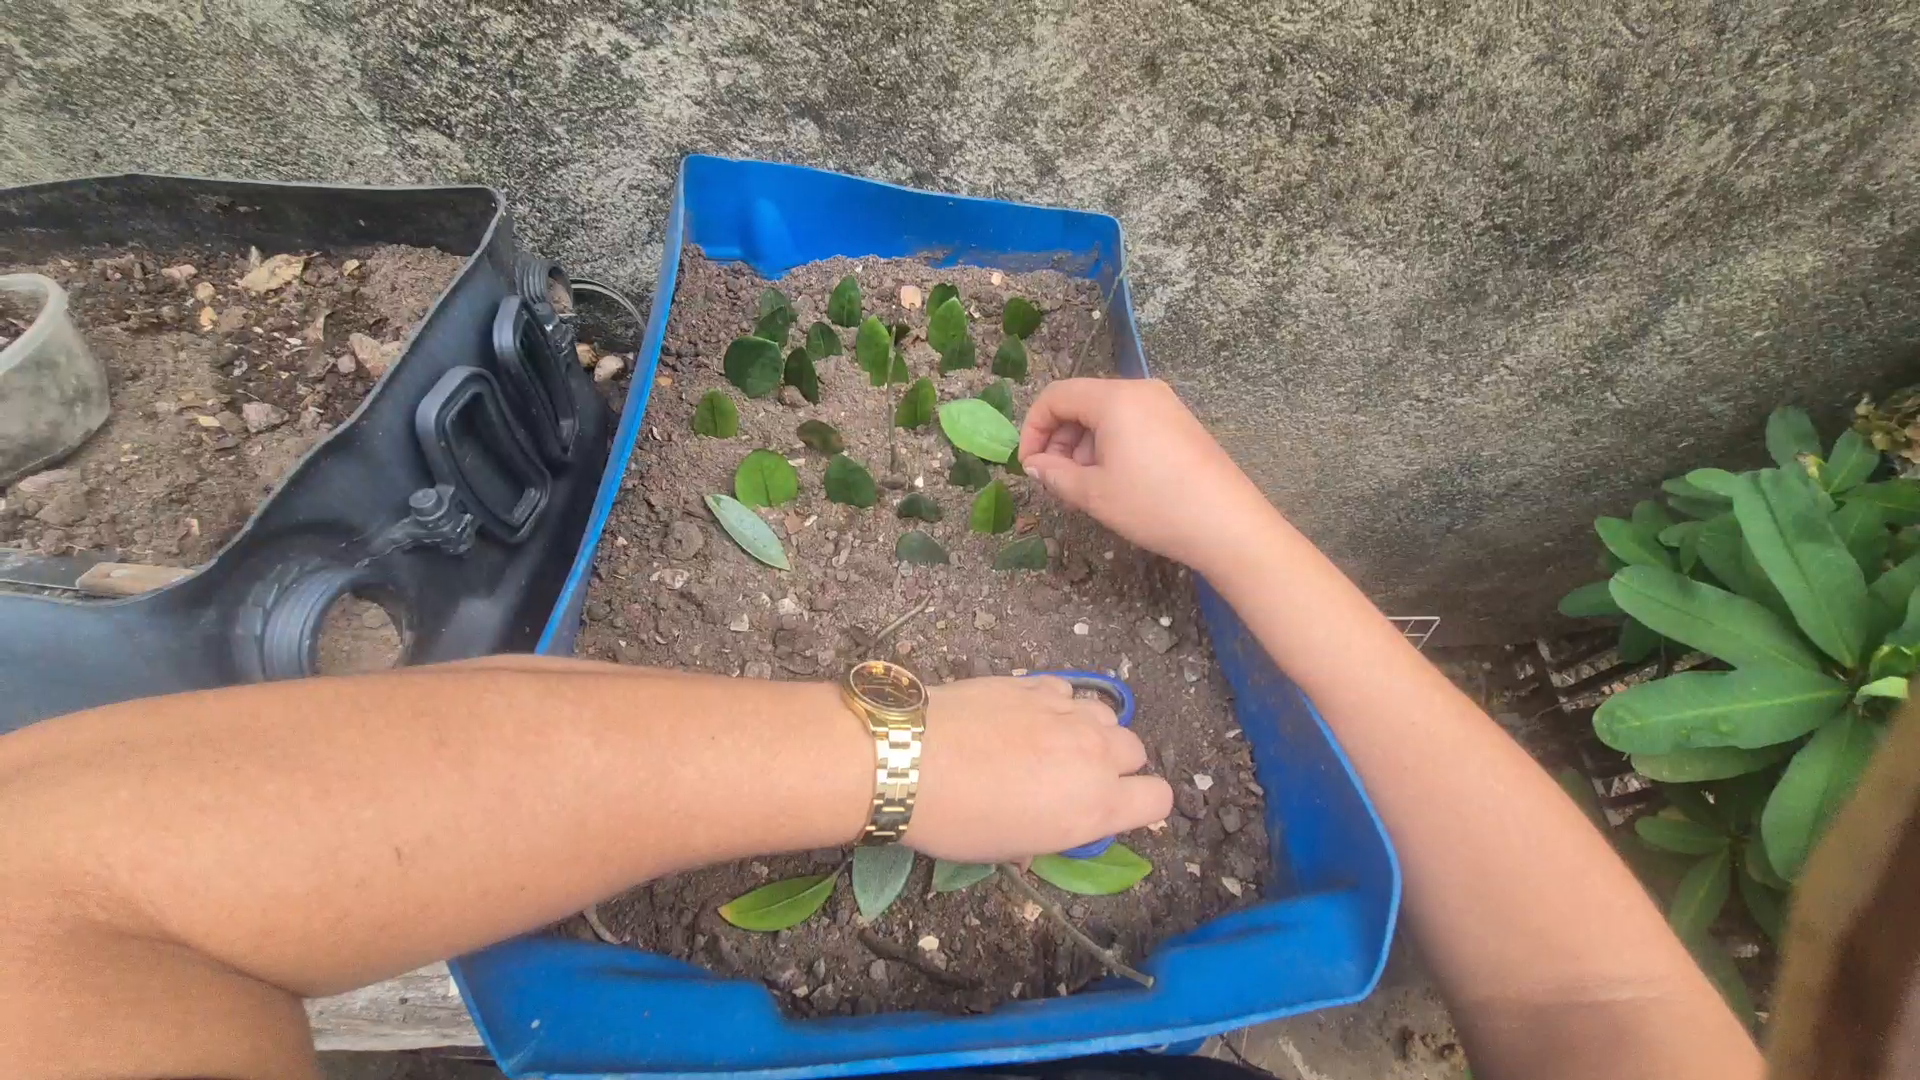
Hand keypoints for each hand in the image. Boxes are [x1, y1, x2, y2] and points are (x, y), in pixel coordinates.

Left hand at [902, 676, 1170, 861]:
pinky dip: (1057, 706)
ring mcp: (1065, 710)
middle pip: (1135, 751)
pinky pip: (1067, 692)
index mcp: (1095, 804)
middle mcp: (1093, 753)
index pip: (1158, 798)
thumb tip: (1052, 819)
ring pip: (1105, 716)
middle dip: (1114, 766)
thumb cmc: (958, 820)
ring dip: (1090, 732)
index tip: (1112, 808)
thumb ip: (1053, 831)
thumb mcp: (1012, 847)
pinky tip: (1025, 717)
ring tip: (1051, 744)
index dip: (1139, 805)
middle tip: (1073, 778)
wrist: (912, 758)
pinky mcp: (1035, 683)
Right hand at [1019, 378, 1271, 573]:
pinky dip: (1111, 446)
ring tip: (1085, 487)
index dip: (1033, 429)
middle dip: (1059, 440)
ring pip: (1105, 415)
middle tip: (1056, 480)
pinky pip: (1131, 423)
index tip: (1030, 466)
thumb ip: (1055, 474)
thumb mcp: (1094, 493)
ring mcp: (1164, 404)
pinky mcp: (1179, 423)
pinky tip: (1115, 481)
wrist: (1227, 524)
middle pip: (1081, 402)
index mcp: (1115, 399)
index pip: (1055, 396)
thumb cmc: (1154, 505)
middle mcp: (1140, 390)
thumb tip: (1035, 465)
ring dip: (1084, 446)